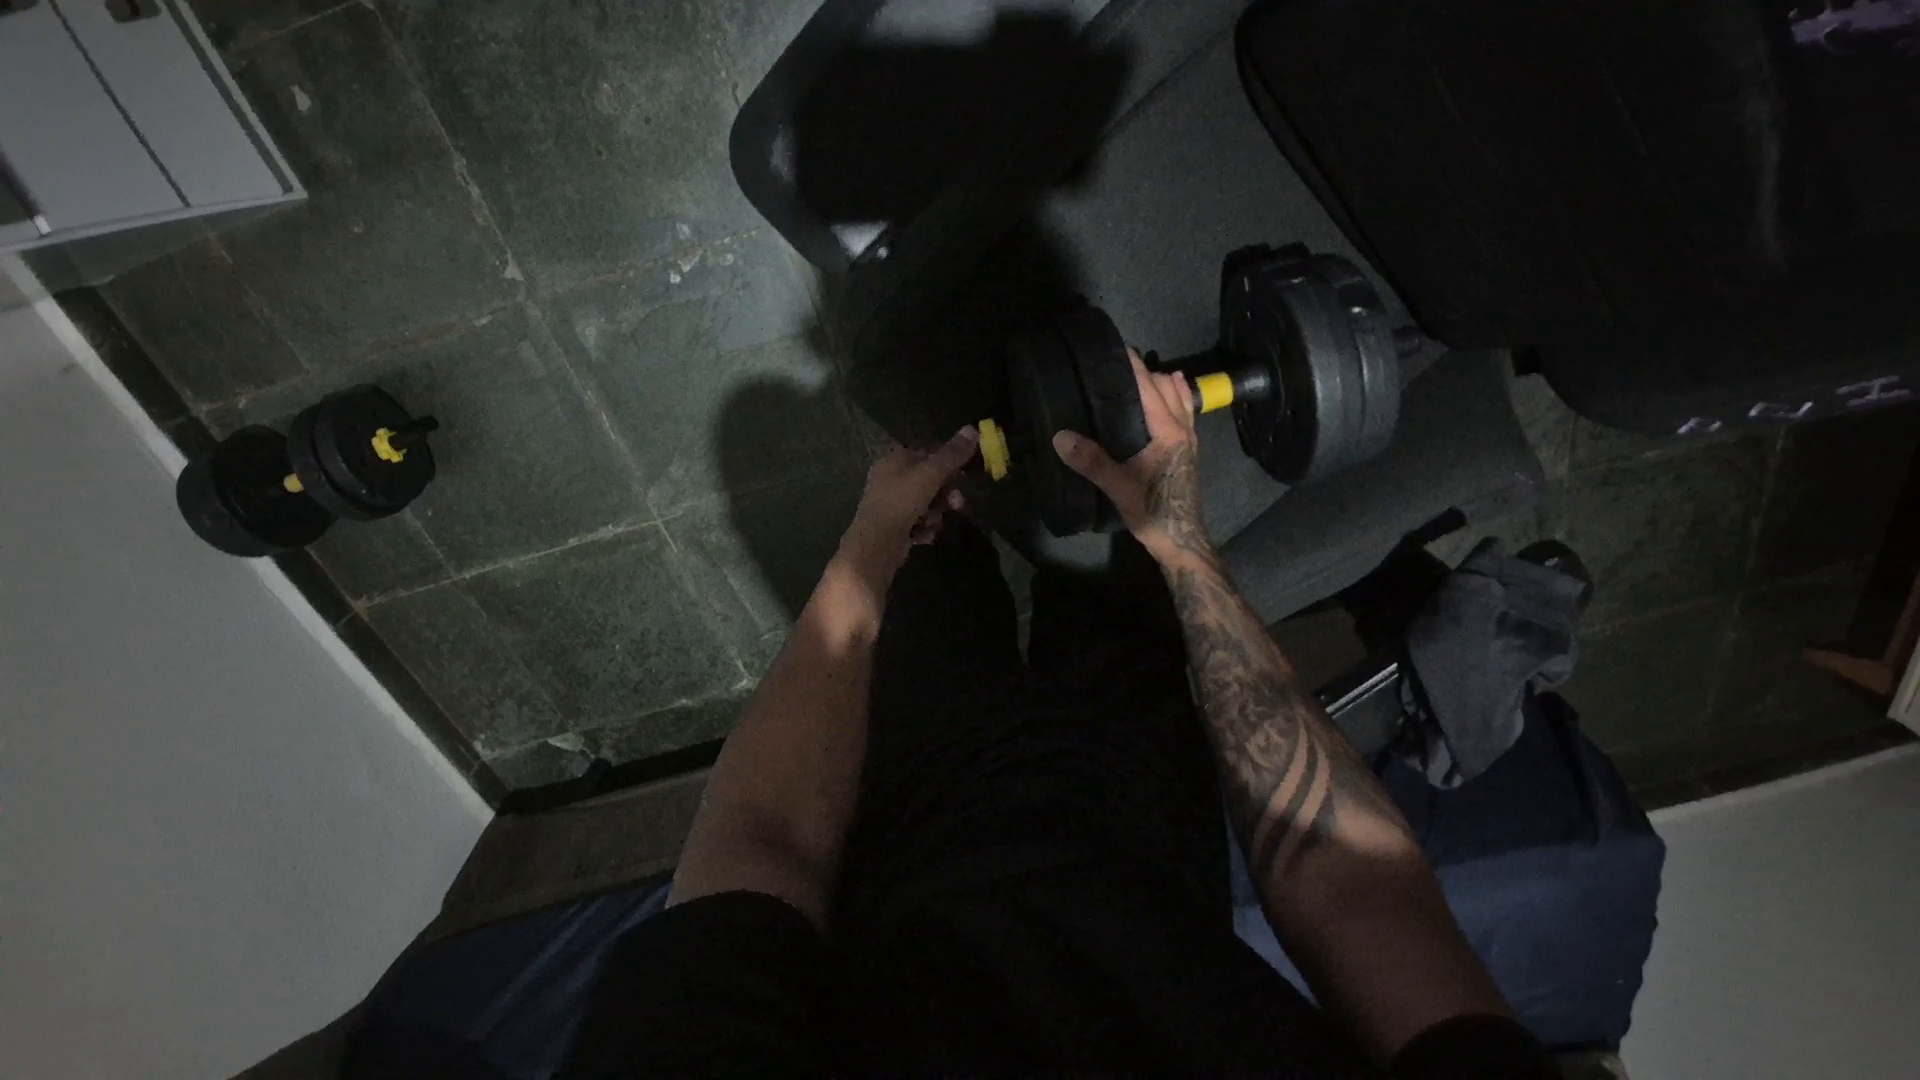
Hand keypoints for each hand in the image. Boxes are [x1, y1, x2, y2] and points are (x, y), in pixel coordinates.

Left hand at [835, 426, 978, 589]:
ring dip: (935, 513)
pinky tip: (923, 535)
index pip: (926, 452)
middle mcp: (890, 478)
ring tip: (932, 523)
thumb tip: (973, 428)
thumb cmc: (901, 501)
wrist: (876, 543)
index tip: (963, 473)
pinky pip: (918, 521)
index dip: (947, 462)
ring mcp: (891, 503)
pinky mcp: (893, 525)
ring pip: (926, 503)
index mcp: (893, 459)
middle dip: (945, 494)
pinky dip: (924, 528)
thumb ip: (952, 454)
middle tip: (957, 504)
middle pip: (928, 480)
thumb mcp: (930, 474)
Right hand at [1052, 351, 1209, 562]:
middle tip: (1119, 363)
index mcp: (1167, 430)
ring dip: (1163, 383)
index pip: (1150, 387)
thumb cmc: (1153, 511)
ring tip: (1144, 373)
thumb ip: (1091, 460)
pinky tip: (1169, 398)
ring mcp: (1189, 440)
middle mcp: (1182, 428)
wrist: (1182, 539)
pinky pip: (1185, 413)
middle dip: (1146, 371)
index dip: (1133, 366)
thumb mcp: (1117, 487)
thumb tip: (1060, 436)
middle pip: (1167, 387)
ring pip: (1180, 399)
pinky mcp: (1188, 452)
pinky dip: (1176, 398)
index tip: (1115, 348)